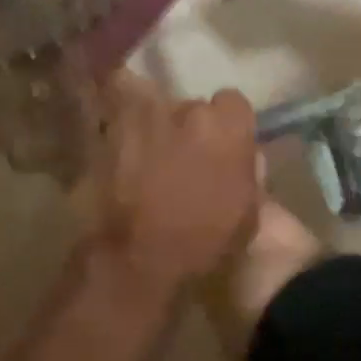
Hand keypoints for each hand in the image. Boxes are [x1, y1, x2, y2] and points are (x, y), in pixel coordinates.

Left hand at [94, 75, 261, 283]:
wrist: (137, 257)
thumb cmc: (200, 245)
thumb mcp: (246, 216)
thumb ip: (247, 174)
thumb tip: (243, 157)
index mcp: (227, 128)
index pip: (233, 102)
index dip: (228, 124)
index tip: (222, 146)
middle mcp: (188, 108)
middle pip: (192, 106)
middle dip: (190, 128)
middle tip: (183, 158)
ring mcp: (146, 111)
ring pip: (156, 105)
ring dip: (156, 125)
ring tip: (148, 153)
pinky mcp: (112, 123)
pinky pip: (119, 104)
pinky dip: (122, 121)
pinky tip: (120, 141)